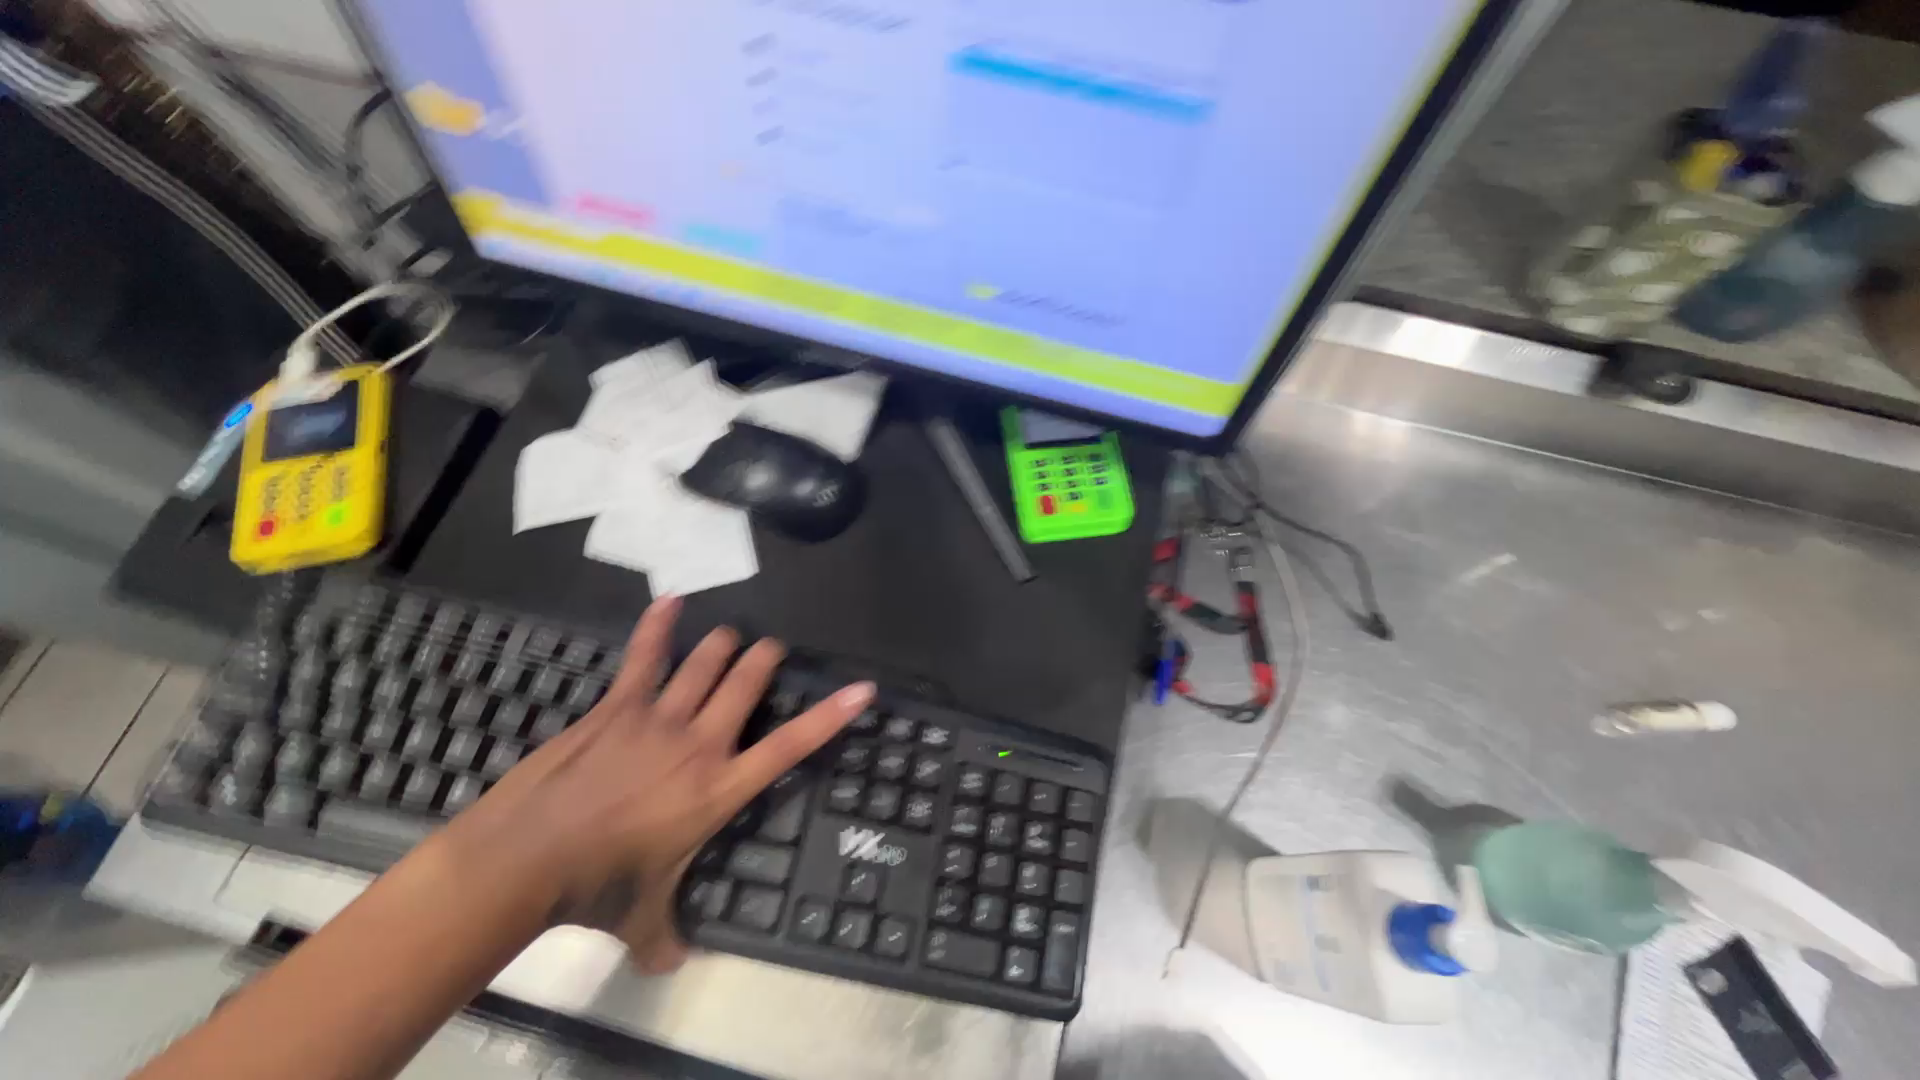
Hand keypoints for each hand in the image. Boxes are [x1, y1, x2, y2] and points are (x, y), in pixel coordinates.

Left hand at [438, 596, 873, 972]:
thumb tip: (673, 967)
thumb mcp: (642, 918)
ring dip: (724, 644)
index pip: (790, 747)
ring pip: (706, 661)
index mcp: (719, 789)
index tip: (861, 689)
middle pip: (748, 682)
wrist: (528, 856)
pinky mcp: (617, 706)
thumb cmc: (597, 885)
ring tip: (731, 638)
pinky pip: (645, 656)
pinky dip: (658, 626)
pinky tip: (670, 601)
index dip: (830, 716)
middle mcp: (699, 743)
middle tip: (772, 652)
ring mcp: (658, 717)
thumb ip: (666, 938)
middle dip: (767, 660)